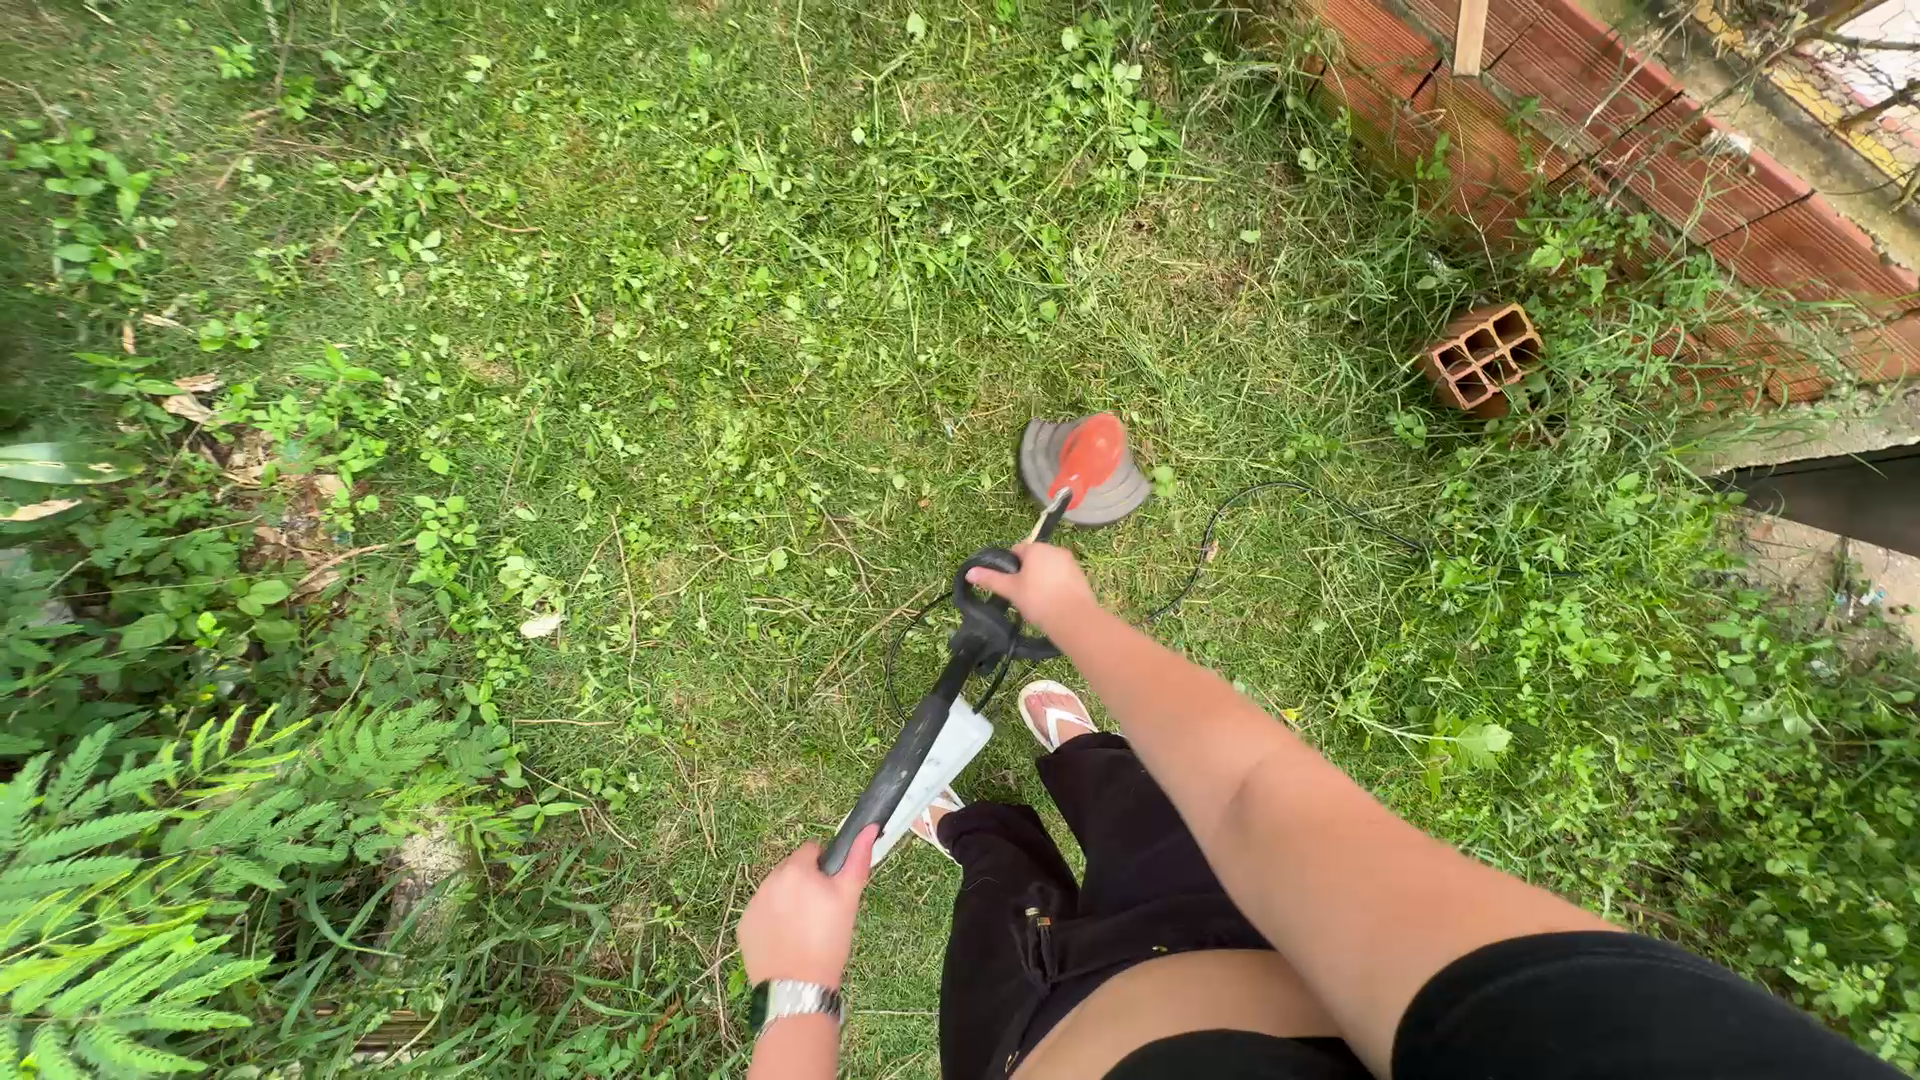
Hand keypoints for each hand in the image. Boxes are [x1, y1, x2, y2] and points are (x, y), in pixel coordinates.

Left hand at [737, 825, 878, 988]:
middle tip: (819, 911)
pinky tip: (785, 939)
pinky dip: (772, 919)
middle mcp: (769, 879)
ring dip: (788, 899)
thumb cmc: (829, 940)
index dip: (824, 867)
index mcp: (796, 868)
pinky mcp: (743, 926)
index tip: (830, 890)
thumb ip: (858, 858)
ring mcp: (753, 903)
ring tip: (803, 928)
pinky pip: (761, 912)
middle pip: (792, 869)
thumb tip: (869, 828)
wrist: (798, 987)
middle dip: (805, 882)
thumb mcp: (849, 897)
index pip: (811, 850)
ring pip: (776, 890)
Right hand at [963, 542, 1098, 637]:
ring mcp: (1070, 562)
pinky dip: (1055, 586)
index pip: (1017, 549)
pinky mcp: (1081, 576)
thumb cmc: (1038, 600)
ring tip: (1037, 601)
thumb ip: (991, 579)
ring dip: (1041, 579)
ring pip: (1049, 568)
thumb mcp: (1011, 590)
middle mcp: (1055, 549)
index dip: (1009, 566)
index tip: (1009, 584)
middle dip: (1026, 572)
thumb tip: (969, 572)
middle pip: (1034, 558)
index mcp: (1036, 548)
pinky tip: (1052, 603)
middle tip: (1021, 594)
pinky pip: (1062, 577)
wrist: (1073, 618)